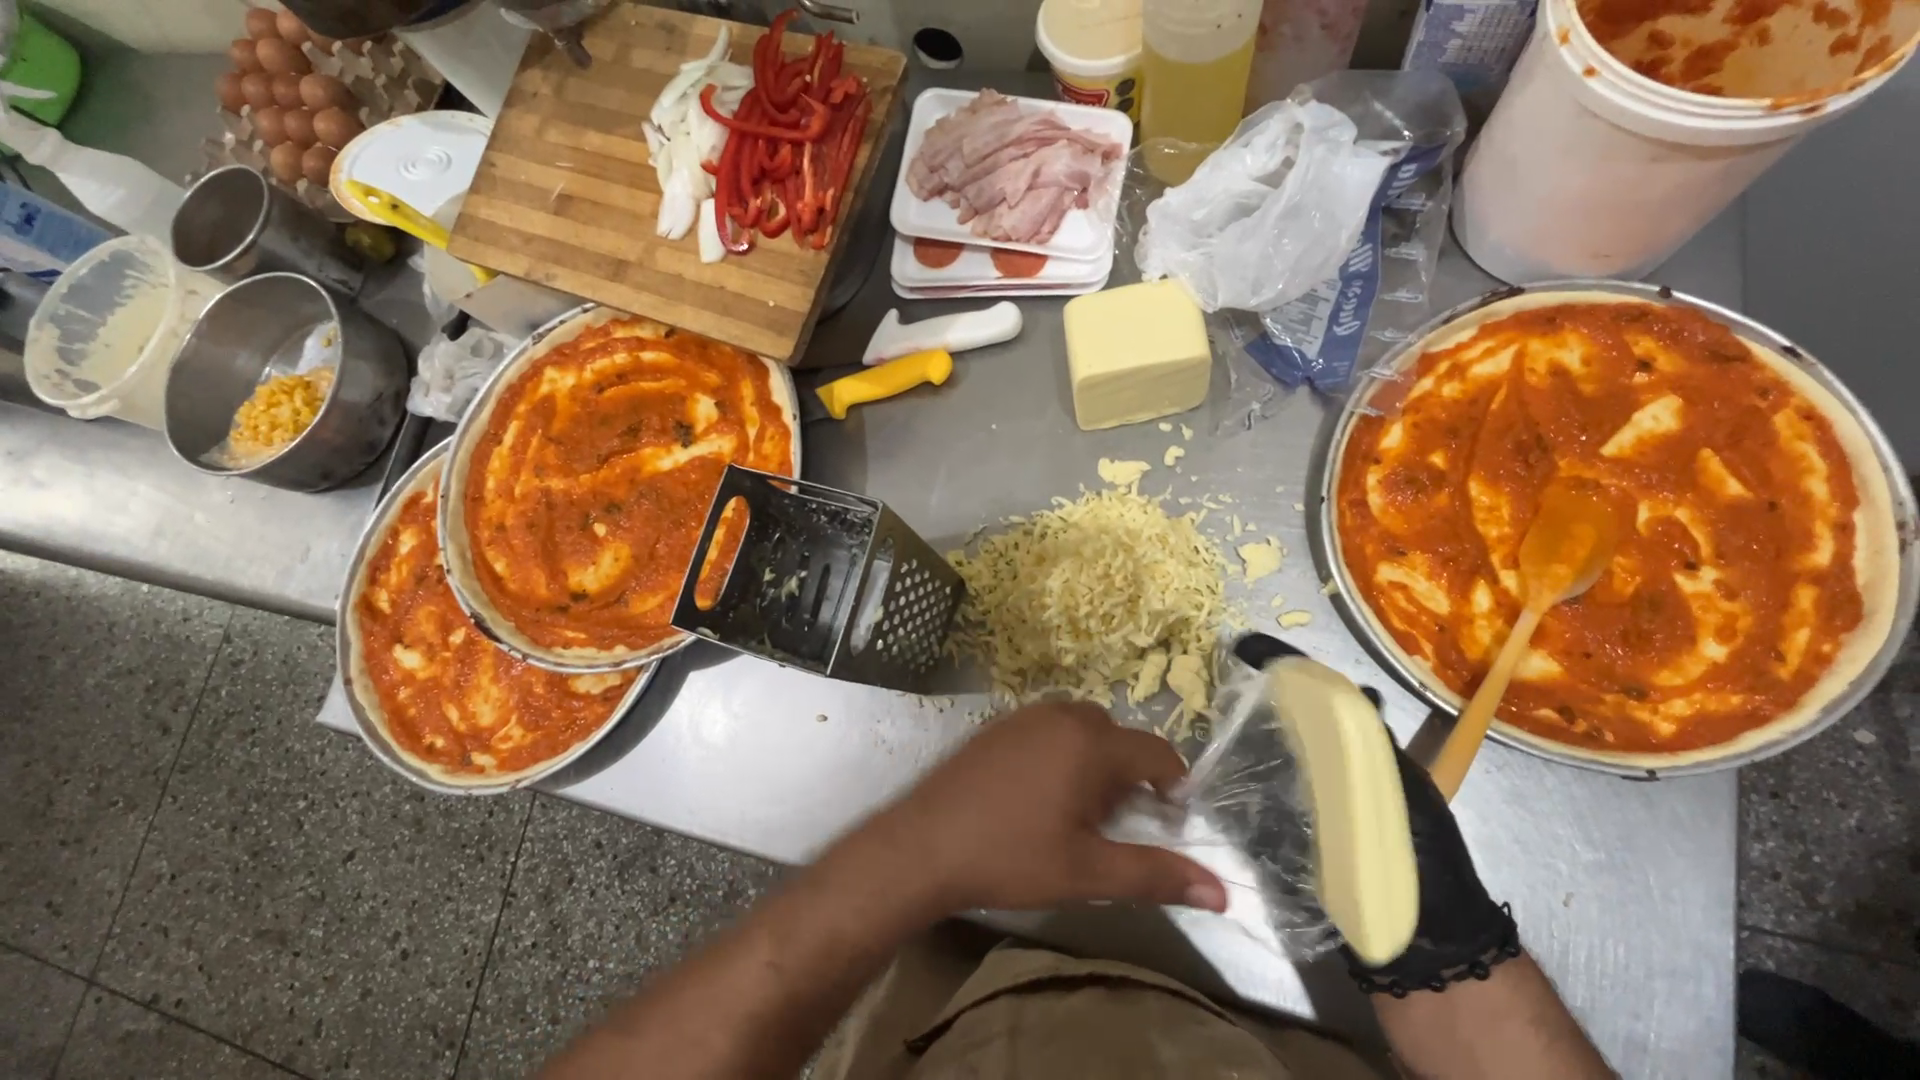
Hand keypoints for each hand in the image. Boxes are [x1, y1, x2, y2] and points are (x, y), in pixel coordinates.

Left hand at [862, 702, 1227, 914]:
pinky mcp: (996, 726)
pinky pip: (1048, 729)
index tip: (1166, 821)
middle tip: (1112, 822)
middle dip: (1128, 775)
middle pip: (1119, 738)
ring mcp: (1024, 716)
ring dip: (1094, 761)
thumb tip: (1221, 894)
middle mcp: (1061, 716)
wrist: (922, 845)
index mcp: (1090, 743)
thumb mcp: (1088, 873)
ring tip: (1077, 810)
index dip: (1172, 787)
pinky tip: (1037, 795)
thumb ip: (1155, 876)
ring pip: (1082, 729)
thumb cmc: (1010, 858)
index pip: (1157, 753)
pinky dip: (1061, 752)